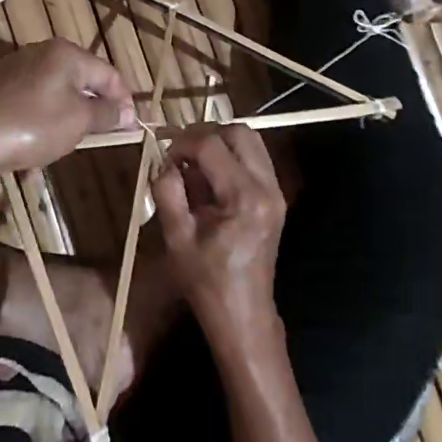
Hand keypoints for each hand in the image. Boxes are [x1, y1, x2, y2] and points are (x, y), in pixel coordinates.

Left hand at [0, 39, 135, 174]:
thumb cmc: (34, 126)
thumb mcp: (80, 121)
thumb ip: (108, 114)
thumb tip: (127, 113)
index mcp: (67, 53)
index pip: (109, 74)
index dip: (124, 101)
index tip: (132, 126)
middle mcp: (42, 52)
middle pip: (84, 79)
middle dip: (98, 105)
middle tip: (107, 132)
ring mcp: (16, 69)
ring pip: (59, 90)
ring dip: (73, 112)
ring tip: (77, 138)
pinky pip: (36, 99)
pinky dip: (47, 116)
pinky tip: (44, 139)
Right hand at [153, 125, 286, 337]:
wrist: (242, 309)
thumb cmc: (206, 280)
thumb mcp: (177, 237)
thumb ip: (168, 192)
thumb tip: (164, 160)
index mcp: (243, 198)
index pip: (213, 145)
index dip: (183, 142)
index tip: (164, 154)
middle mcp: (267, 186)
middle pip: (240, 132)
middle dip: (206, 134)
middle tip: (180, 151)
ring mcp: (277, 190)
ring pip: (252, 141)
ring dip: (222, 142)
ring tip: (194, 161)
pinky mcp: (277, 196)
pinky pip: (257, 159)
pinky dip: (234, 156)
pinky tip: (211, 176)